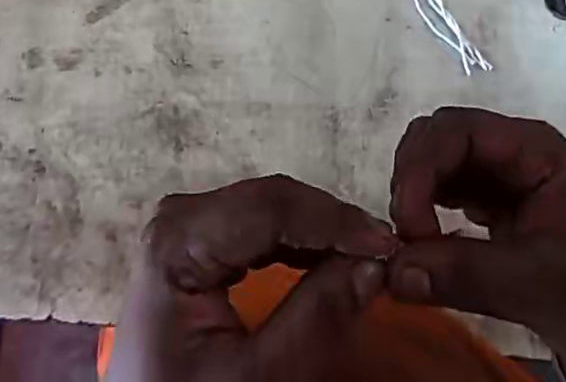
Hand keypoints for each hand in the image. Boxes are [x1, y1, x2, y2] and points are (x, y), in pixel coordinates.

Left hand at [108, 174, 397, 381]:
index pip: (271, 207)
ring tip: (366, 253)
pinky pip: (259, 226)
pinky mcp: (198, 241)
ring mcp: (188, 225)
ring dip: (320, 230)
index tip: (387, 243)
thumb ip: (315, 317)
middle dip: (330, 223)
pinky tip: (329, 255)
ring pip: (270, 209)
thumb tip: (373, 263)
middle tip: (384, 251)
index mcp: (178, 238)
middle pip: (271, 202)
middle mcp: (180, 215)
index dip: (334, 220)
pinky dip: (299, 240)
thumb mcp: (256, 380)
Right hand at [387, 107, 565, 381]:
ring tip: (412, 244)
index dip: (423, 165)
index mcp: (532, 148)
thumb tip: (393, 269)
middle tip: (404, 235)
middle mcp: (511, 152)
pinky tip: (425, 243)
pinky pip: (444, 196)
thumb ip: (467, 272)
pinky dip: (425, 215)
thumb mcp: (543, 284)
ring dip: (415, 196)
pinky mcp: (494, 210)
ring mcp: (501, 179)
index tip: (408, 223)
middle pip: (440, 139)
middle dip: (413, 178)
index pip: (458, 130)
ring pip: (437, 165)